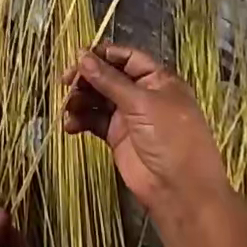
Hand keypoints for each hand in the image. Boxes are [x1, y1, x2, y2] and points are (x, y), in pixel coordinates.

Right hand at [62, 44, 228, 214]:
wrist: (179, 190)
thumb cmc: (171, 139)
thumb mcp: (142, 104)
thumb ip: (109, 80)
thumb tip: (82, 56)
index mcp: (157, 81)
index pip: (127, 58)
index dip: (103, 55)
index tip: (79, 58)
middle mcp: (142, 95)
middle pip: (107, 77)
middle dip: (86, 78)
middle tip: (66, 83)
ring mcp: (128, 116)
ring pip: (97, 98)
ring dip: (79, 100)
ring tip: (69, 108)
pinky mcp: (116, 135)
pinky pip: (93, 120)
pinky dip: (80, 121)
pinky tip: (70, 126)